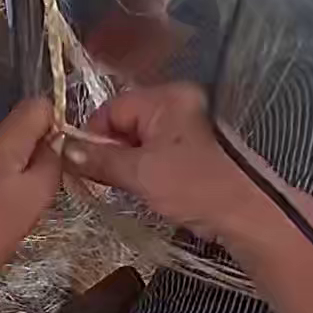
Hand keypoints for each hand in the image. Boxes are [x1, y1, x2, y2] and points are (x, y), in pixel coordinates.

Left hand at [0, 99, 61, 312]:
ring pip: (9, 151)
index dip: (59, 119)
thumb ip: (52, 162)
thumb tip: (59, 141)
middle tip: (61, 172)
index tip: (72, 146)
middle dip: (45, 143)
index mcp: (1, 143)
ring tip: (41, 191)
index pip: (35, 106)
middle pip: (21, 127)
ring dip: (29, 163)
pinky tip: (17, 205)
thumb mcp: (36, 194)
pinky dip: (13, 180)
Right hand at [61, 82, 265, 239]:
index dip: (91, 135)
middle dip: (108, 150)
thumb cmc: (195, 187)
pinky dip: (143, 169)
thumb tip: (63, 150)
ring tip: (123, 186)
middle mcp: (179, 104)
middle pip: (124, 122)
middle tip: (101, 179)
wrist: (249, 214)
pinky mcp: (194, 150)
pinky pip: (155, 153)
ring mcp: (189, 127)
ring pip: (138, 140)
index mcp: (167, 98)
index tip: (81, 165)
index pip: (111, 108)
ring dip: (124, 163)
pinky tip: (143, 188)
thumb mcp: (139, 173)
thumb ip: (98, 159)